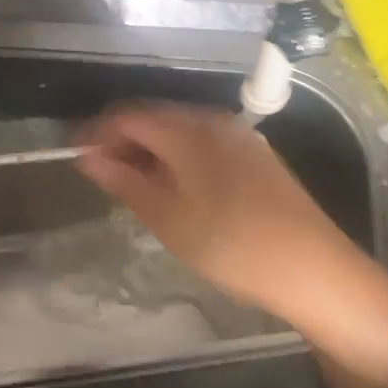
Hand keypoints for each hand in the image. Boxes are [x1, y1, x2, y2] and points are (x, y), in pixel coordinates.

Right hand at [77, 103, 373, 324]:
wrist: (314, 270)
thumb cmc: (232, 246)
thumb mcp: (167, 219)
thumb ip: (125, 182)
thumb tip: (88, 157)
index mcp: (188, 132)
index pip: (128, 117)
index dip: (96, 133)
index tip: (74, 156)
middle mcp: (215, 123)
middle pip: (155, 119)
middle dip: (122, 141)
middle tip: (99, 174)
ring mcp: (240, 138)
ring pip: (180, 132)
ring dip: (150, 150)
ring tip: (131, 185)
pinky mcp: (257, 158)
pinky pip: (203, 145)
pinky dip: (178, 158)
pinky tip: (174, 188)